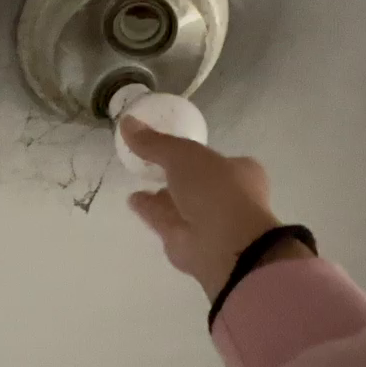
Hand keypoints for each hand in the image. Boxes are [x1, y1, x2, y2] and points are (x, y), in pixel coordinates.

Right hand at [121, 116, 309, 295]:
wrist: (223, 244)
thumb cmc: (215, 190)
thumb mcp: (183, 155)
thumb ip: (155, 142)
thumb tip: (126, 122)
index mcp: (239, 171)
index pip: (216, 159)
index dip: (195, 153)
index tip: (171, 147)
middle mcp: (226, 196)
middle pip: (195, 182)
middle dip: (176, 176)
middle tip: (151, 164)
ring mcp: (207, 221)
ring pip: (179, 203)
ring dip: (160, 194)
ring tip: (138, 182)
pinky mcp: (186, 240)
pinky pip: (164, 219)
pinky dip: (149, 210)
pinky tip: (133, 200)